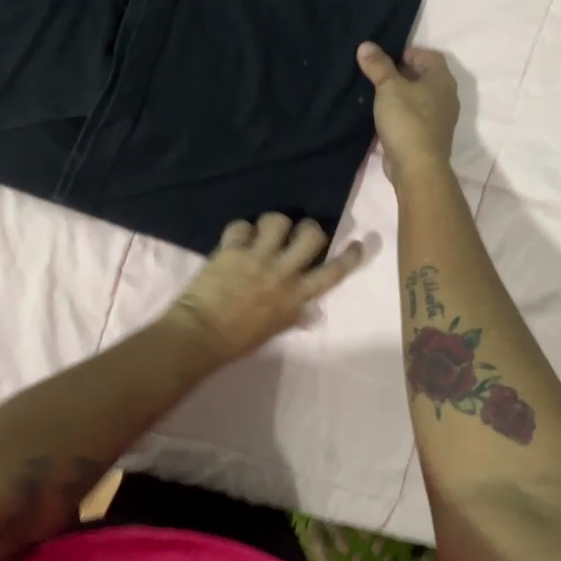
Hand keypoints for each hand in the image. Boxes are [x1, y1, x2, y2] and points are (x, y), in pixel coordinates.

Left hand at [163, 214, 365, 361]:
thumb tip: (309, 309)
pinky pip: (242, 225)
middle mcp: (283, 273)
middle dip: (309, 228)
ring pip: (279, 220)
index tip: (358, 244)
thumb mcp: (275, 329)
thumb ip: (294, 313)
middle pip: (311, 235)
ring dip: (274, 222)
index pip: (333, 273)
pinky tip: (236, 239)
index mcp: (297, 297)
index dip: (350, 256)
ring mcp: (258, 258)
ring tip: (265, 231)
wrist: (202, 334)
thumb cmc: (238, 339)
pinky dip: (240, 230)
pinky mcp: (233, 249)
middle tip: (299, 233)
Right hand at [356, 43, 458, 184]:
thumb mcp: (388, 87)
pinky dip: (401, 113)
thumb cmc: (407, 119)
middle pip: (425, 77)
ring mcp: (440, 119)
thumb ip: (378, 65)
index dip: (408, 52)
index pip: (429, 56)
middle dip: (402, 73)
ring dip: (401, 94)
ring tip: (377, 93)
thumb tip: (366, 45)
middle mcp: (446, 97)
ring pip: (419, 98)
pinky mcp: (429, 137)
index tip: (385, 58)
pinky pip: (414, 117)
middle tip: (377, 73)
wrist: (417, 166)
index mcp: (442, 80)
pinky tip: (382, 116)